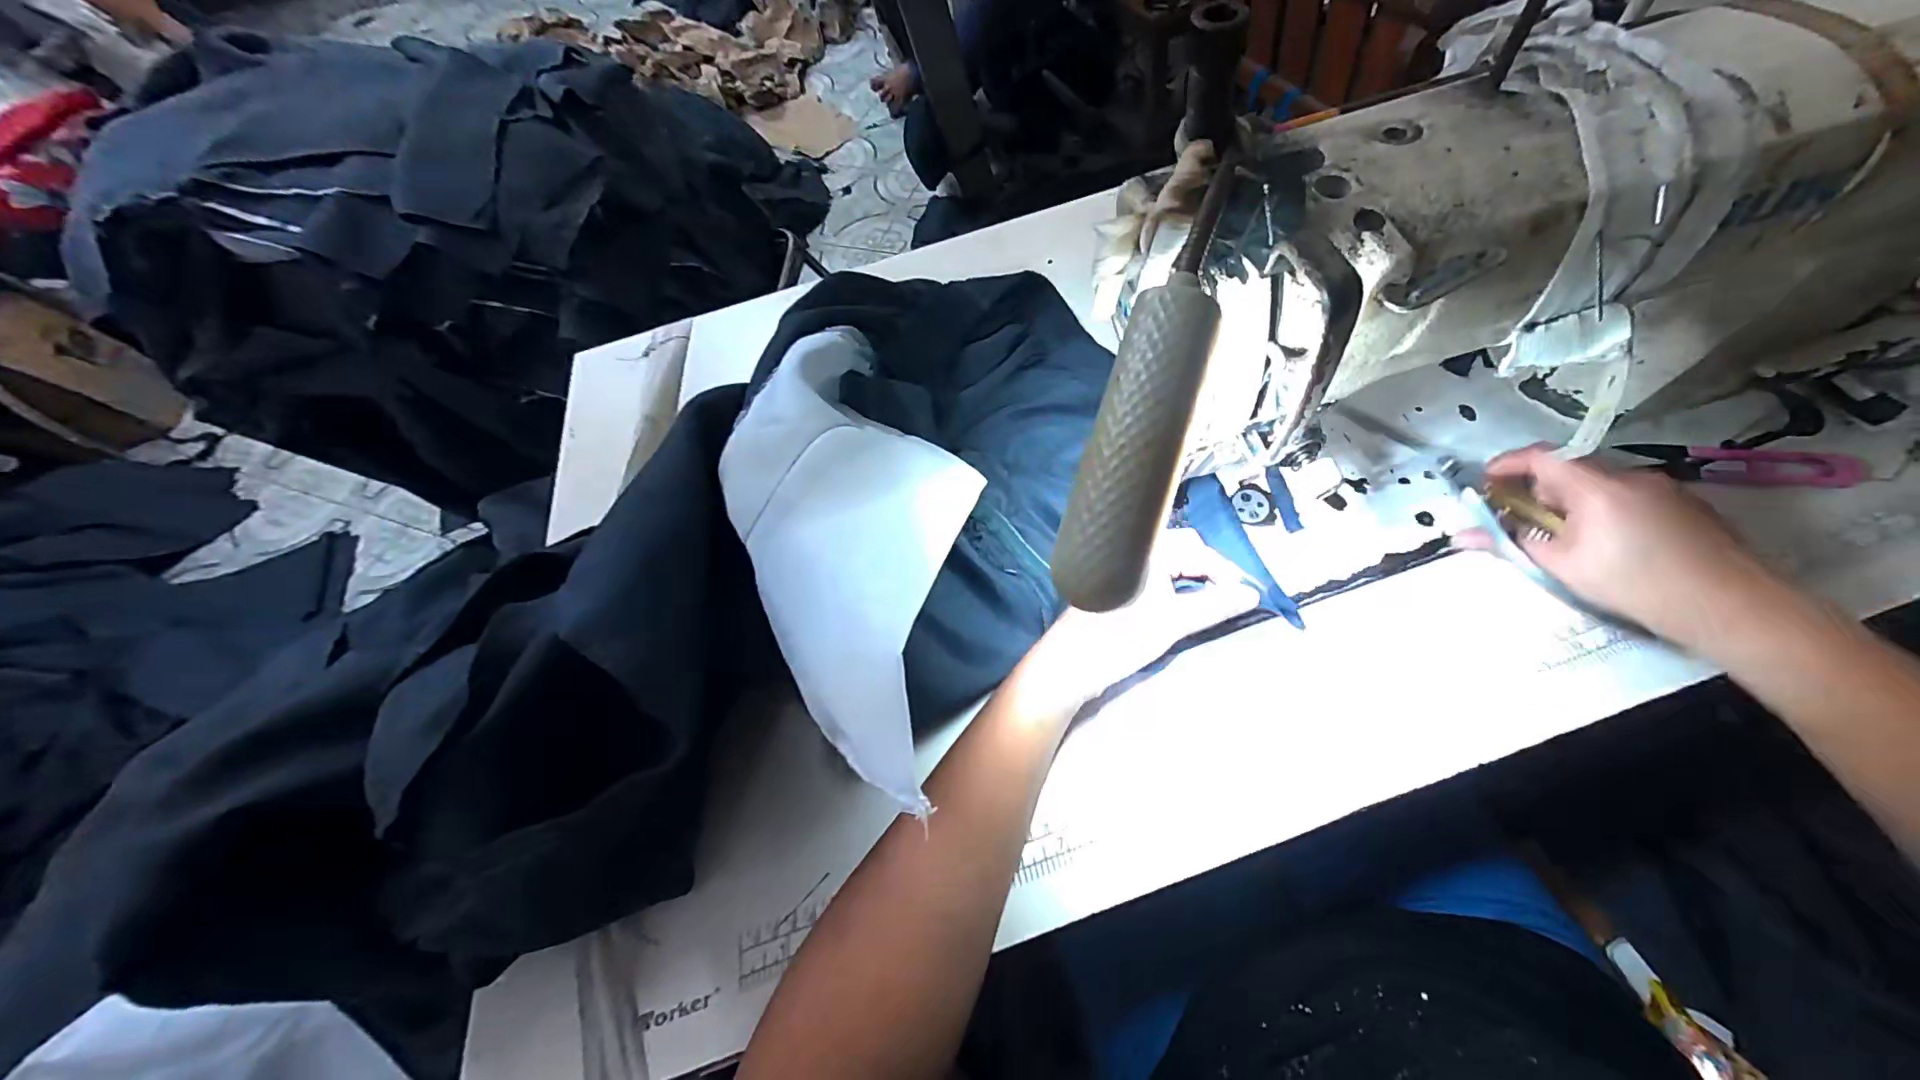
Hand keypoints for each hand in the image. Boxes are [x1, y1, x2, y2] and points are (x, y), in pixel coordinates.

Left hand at [1014, 529, 1260, 715]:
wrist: (1070, 665)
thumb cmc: (1118, 640)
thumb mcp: (1172, 623)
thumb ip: (1214, 606)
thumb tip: (1251, 594)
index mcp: (1144, 549)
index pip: (1197, 548)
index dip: (1225, 570)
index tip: (1246, 593)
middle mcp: (1130, 551)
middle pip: (1182, 550)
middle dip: (1209, 570)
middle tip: (1231, 595)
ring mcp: (1119, 566)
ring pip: (1167, 563)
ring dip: (1192, 578)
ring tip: (1213, 601)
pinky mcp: (1112, 584)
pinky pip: (1152, 575)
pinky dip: (1173, 586)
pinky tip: (1182, 602)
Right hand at [1476, 445, 1784, 644]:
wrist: (1732, 606)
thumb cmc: (1635, 585)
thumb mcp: (1562, 566)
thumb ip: (1512, 543)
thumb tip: (1464, 536)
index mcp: (1597, 488)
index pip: (1541, 456)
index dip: (1507, 464)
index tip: (1485, 482)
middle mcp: (1631, 477)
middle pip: (1570, 468)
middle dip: (1538, 488)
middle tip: (1521, 518)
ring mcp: (1663, 487)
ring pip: (1600, 483)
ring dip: (1571, 500)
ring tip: (1565, 536)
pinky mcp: (1685, 503)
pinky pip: (1628, 494)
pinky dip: (1603, 508)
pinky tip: (1609, 542)